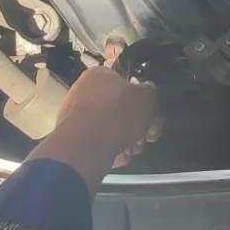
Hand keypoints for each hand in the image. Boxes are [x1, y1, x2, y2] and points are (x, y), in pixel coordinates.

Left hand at [28, 52, 159, 190]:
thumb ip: (151, 94)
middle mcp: (84, 91)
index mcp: (100, 74)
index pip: (127, 83)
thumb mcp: (147, 98)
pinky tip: (122, 156)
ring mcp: (77, 115)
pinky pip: (100, 141)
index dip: (145, 101)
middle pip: (120, 107)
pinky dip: (112, 148)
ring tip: (136, 148)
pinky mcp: (75, 137)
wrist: (86, 146)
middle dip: (138, 124)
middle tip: (149, 136)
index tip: (154, 116)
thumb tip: (149, 95)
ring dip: (128, 138)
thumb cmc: (118, 114)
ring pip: (111, 126)